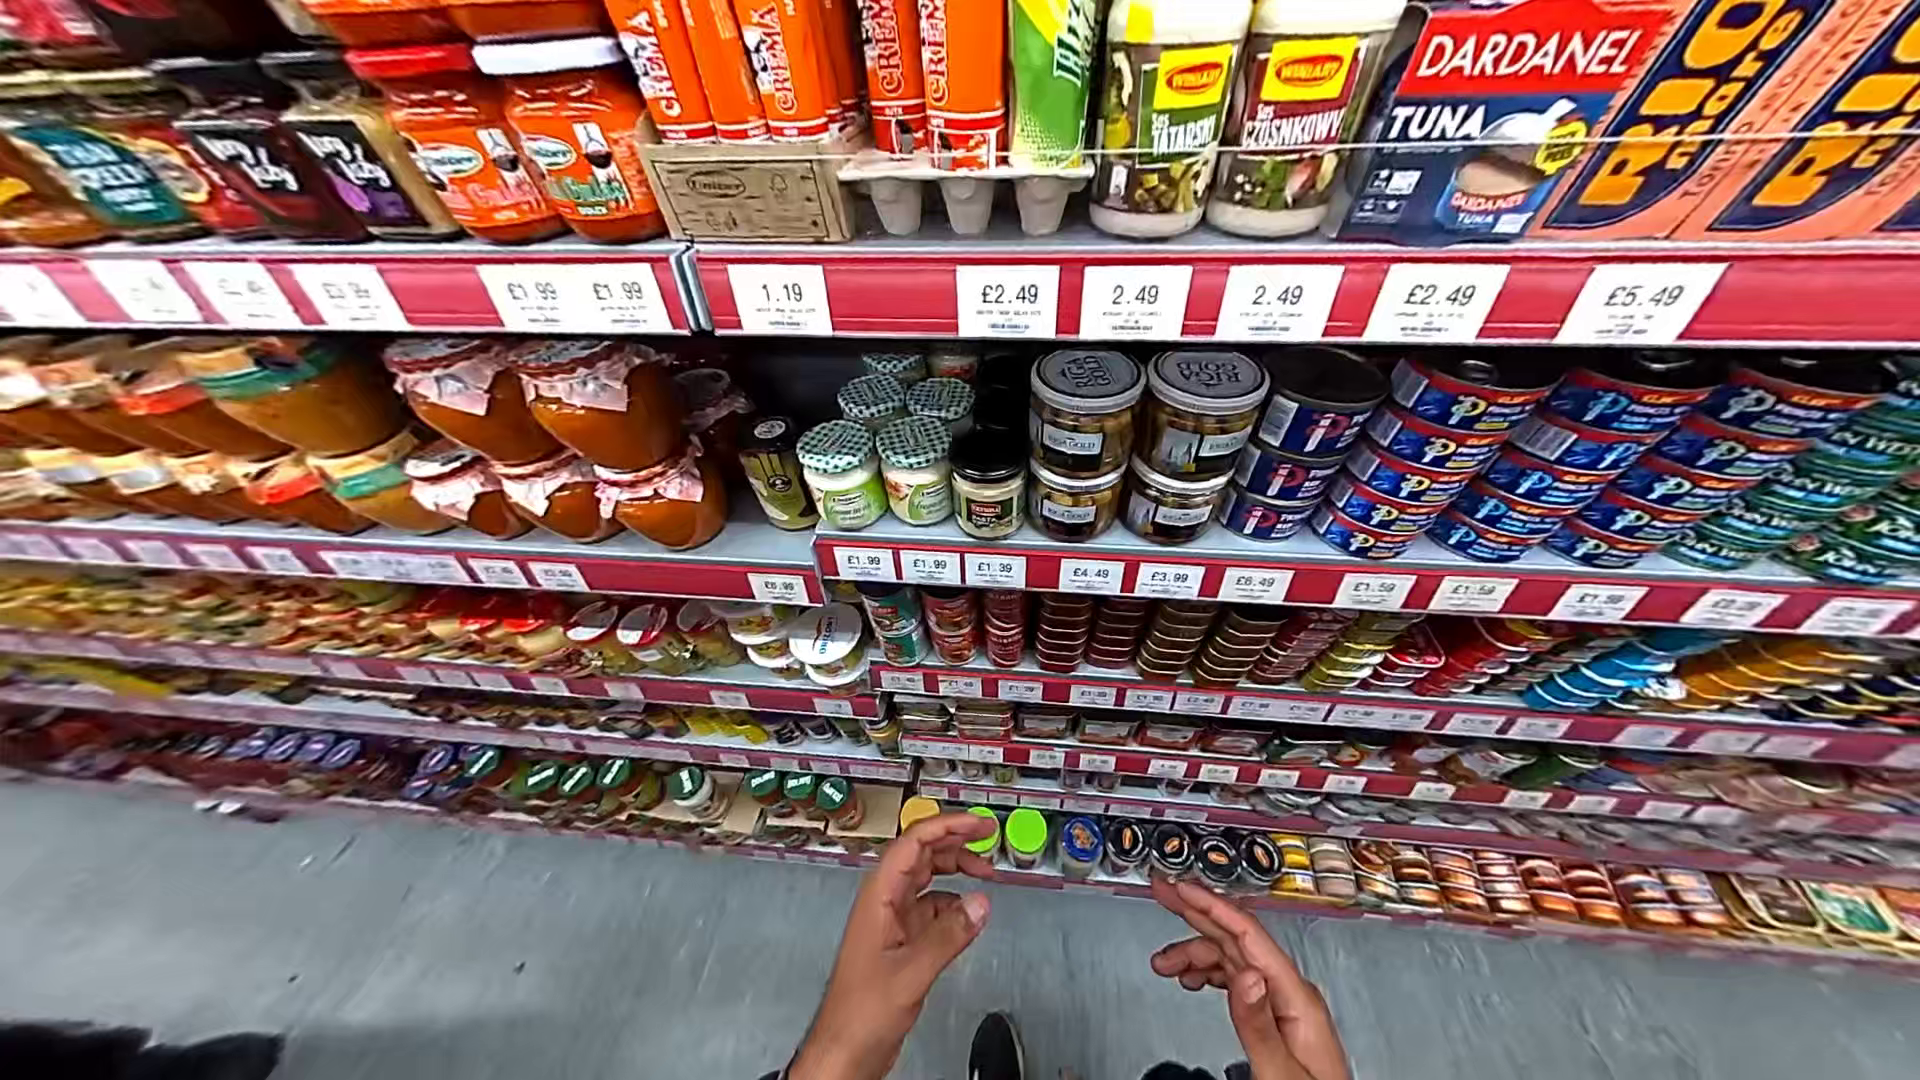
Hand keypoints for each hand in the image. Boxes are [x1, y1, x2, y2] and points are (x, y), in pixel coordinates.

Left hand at [788, 812, 996, 1079]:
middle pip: (922, 852)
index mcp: (880, 892)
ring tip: (984, 871)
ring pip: (928, 876)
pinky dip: (952, 901)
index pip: (915, 841)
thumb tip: (981, 903)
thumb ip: (948, 935)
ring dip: (955, 868)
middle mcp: (886, 897)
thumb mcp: (910, 972)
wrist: (844, 1053)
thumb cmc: (861, 1012)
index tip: (976, 824)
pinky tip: (968, 911)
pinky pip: (931, 905)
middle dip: (955, 841)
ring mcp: (893, 916)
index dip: (947, 826)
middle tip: (987, 837)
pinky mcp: (902, 937)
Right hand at [1149, 877, 1350, 1079]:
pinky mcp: (1272, 1013)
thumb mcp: (1282, 1075)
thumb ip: (1260, 1025)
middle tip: (1163, 892)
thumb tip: (1245, 974)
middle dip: (1194, 911)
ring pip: (1228, 957)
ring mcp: (1280, 1000)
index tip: (1182, 887)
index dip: (1211, 904)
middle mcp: (1289, 990)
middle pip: (1234, 936)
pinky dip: (1205, 970)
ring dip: (1192, 953)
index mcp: (1296, 996)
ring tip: (1163, 961)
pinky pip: (1232, 976)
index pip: (1248, 933)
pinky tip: (1189, 976)